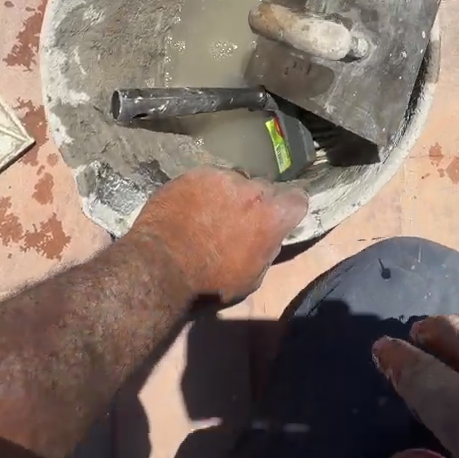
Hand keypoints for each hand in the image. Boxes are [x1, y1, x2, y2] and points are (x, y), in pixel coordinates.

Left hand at [126, 167, 307, 303]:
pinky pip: (208, 177)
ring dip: (228, 194)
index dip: (287, 209)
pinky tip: (188, 207)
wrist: (160, 268)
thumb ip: (267, 249)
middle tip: (236, 220)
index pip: (298, 199)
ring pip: (235, 180)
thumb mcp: (250, 279)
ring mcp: (225, 177)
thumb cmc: (208, 284)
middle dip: (255, 202)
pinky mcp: (197, 173)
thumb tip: (269, 238)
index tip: (276, 218)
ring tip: (208, 213)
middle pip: (264, 188)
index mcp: (273, 216)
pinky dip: (202, 190)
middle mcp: (255, 190)